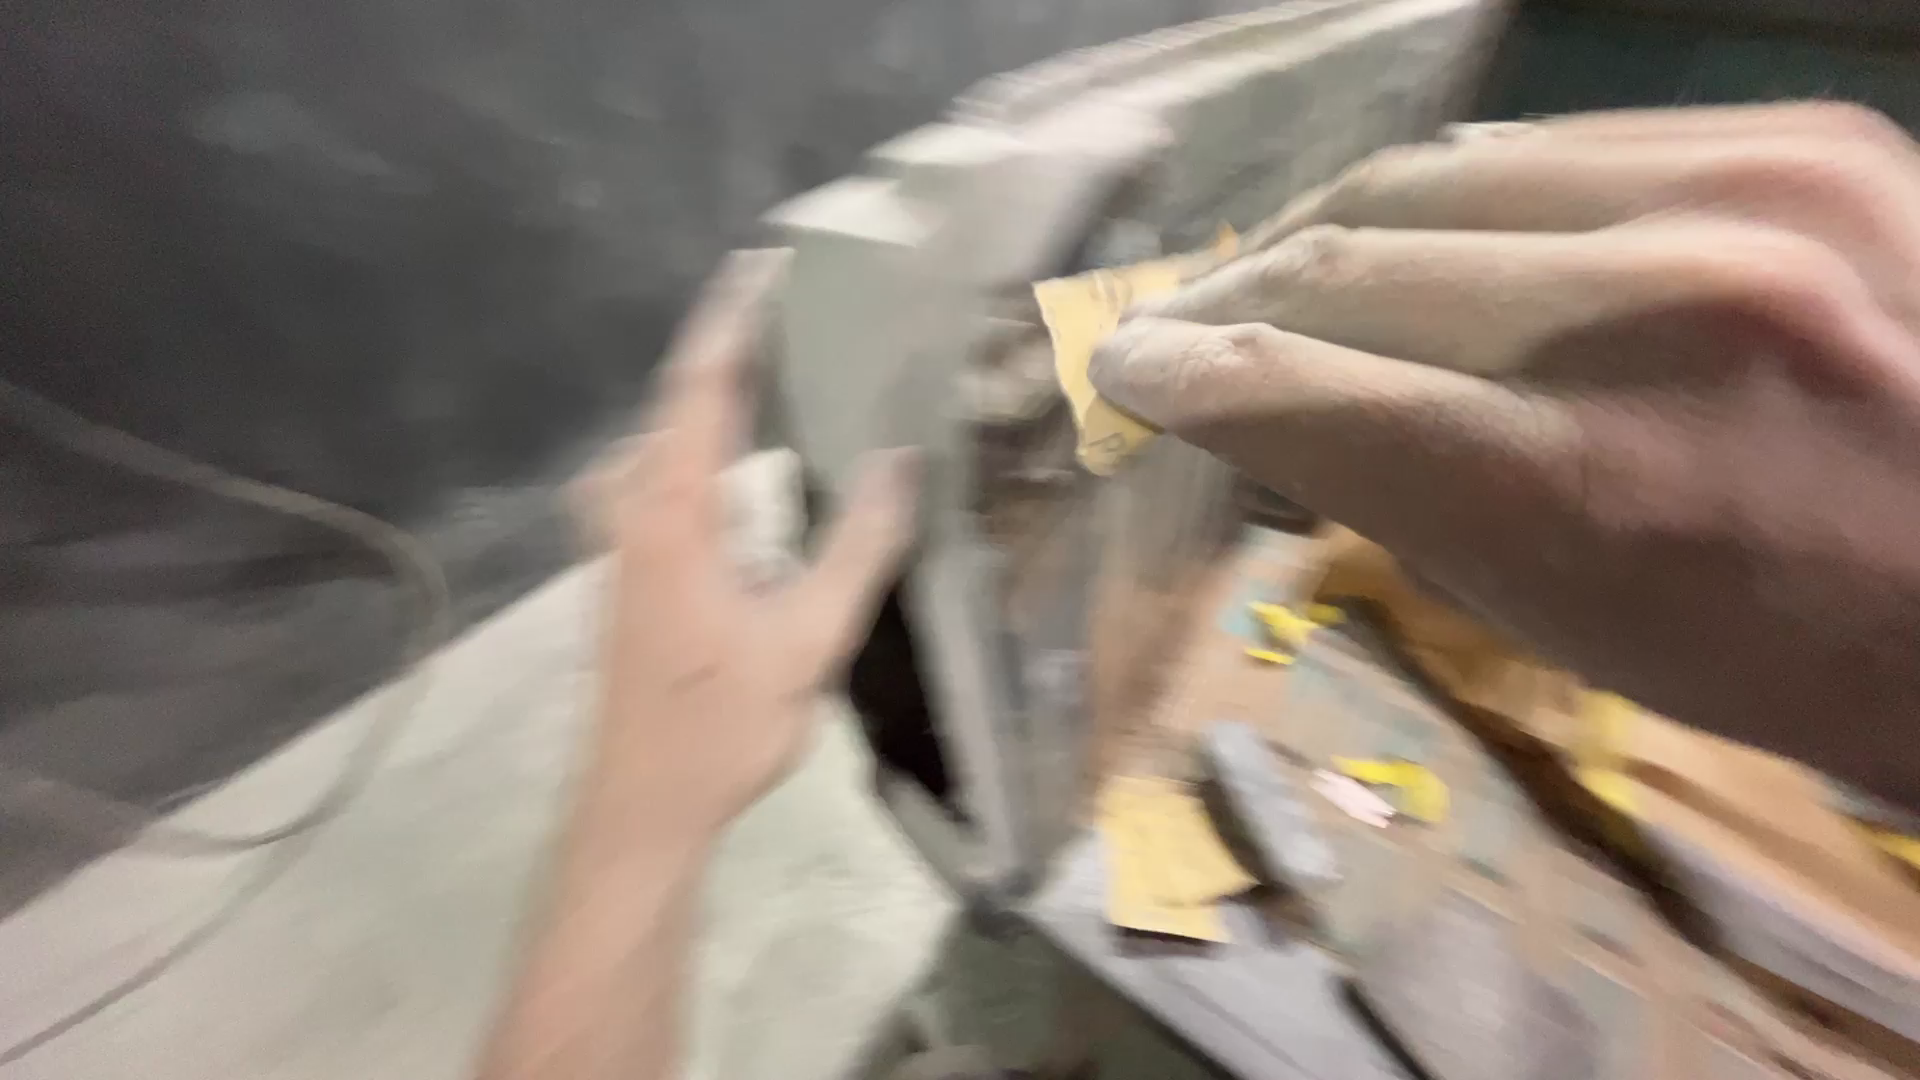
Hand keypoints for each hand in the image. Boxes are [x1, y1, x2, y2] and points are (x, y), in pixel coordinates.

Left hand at [580, 250, 917, 831]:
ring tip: (778, 370)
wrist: (641, 805)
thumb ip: (858, 544)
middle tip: (795, 314)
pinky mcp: (629, 566)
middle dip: (729, 346)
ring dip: (714, 394)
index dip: (735, 319)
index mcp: (673, 510)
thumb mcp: (807, 638)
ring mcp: (623, 538)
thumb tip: (901, 460)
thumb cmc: (722, 724)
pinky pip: (665, 473)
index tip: (769, 265)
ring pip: (665, 437)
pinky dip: (706, 440)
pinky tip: (746, 456)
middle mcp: (635, 507)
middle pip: (677, 399)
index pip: (703, 385)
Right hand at [1090, 103, 1919, 809]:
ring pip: (1404, 187)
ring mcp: (1723, 199)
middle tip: (1159, 333)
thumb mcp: (1524, 604)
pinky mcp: (1771, 137)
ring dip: (1289, 246)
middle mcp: (1638, 315)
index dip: (1172, 373)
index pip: (1285, 388)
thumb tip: (1258, 407)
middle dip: (1213, 306)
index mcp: (1564, 481)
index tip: (1119, 373)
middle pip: (1329, 268)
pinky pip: (1505, 160)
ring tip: (1242, 289)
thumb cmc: (1744, 641)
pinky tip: (1364, 244)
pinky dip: (1403, 206)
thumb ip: (1376, 486)